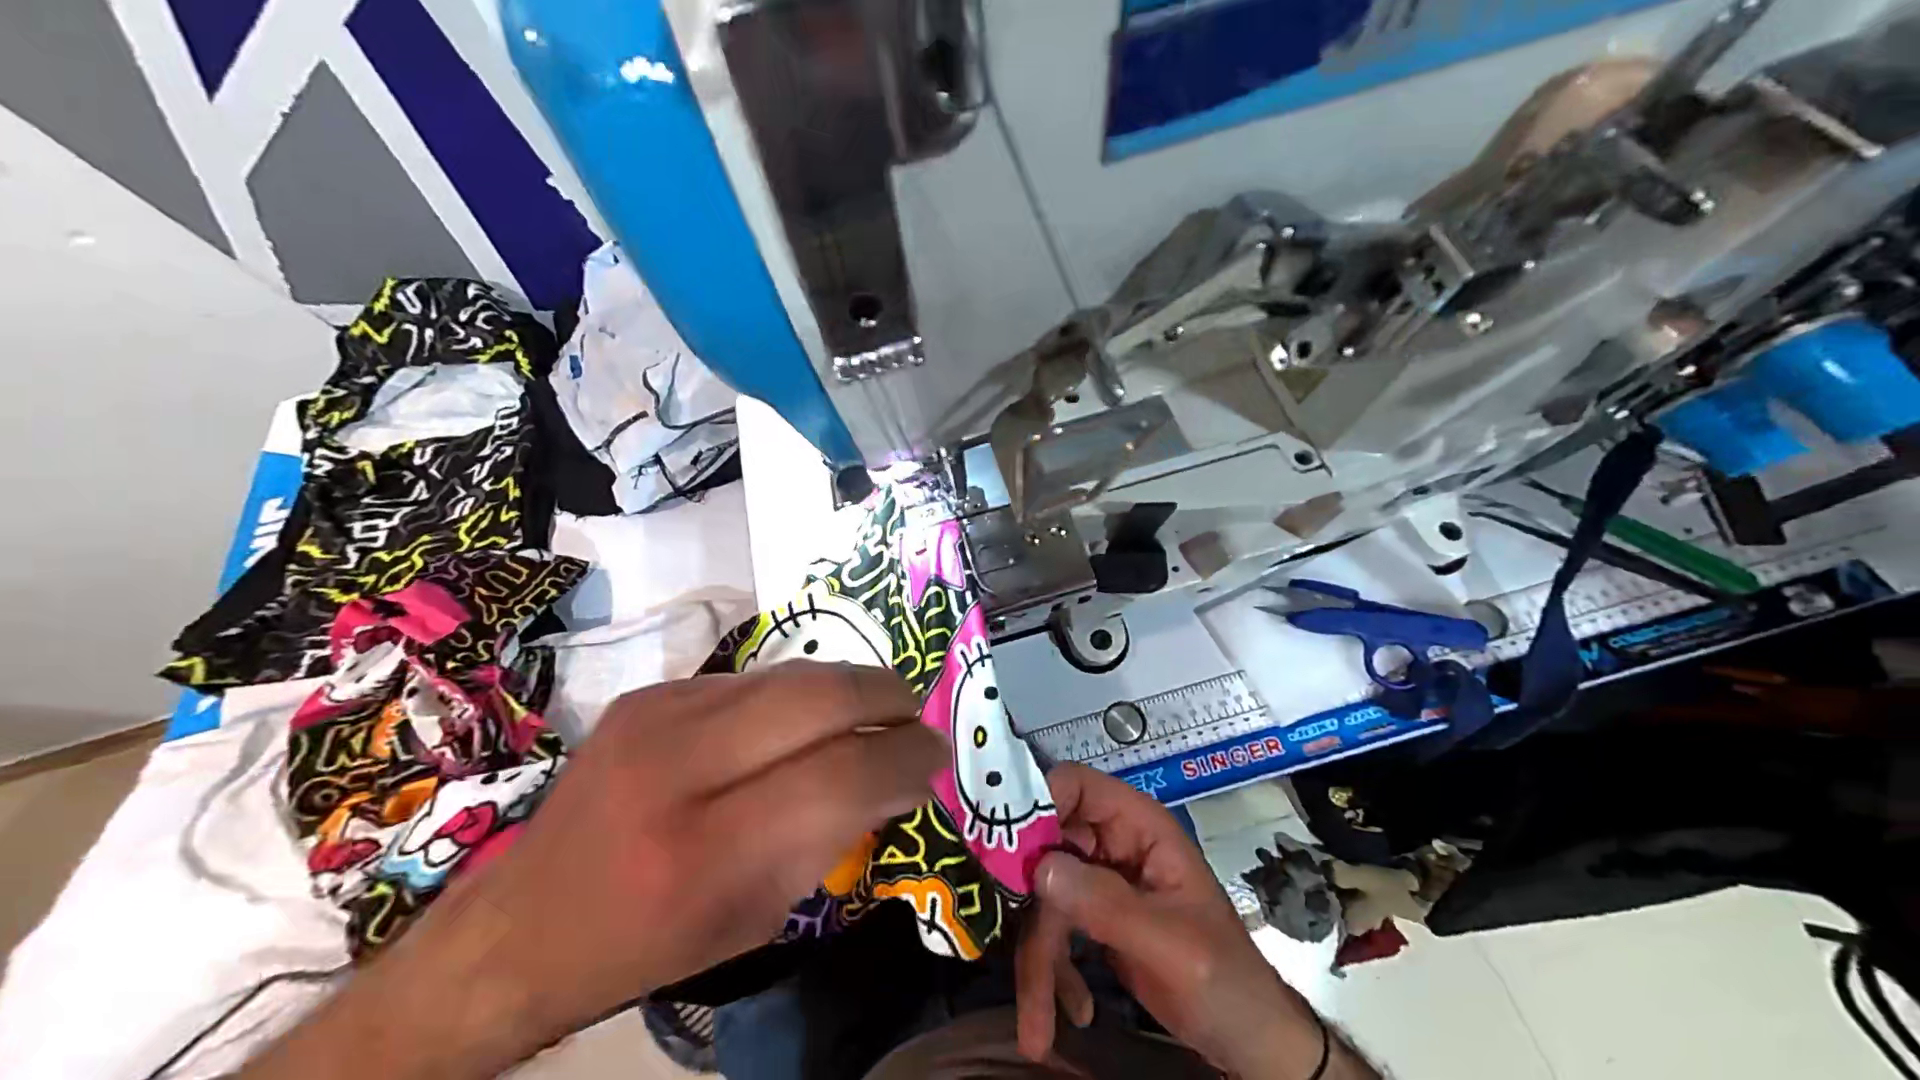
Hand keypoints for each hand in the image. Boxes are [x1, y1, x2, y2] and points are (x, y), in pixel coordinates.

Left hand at [245, 663, 943, 1078]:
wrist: (525, 920)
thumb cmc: (652, 942)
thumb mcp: (759, 917)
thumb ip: (834, 835)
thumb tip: (900, 770)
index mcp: (705, 852)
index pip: (840, 776)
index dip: (904, 758)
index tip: (937, 757)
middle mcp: (677, 765)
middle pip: (818, 697)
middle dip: (886, 696)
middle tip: (915, 716)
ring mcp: (658, 714)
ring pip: (792, 672)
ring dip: (849, 686)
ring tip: (877, 707)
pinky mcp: (652, 691)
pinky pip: (756, 677)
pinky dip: (800, 692)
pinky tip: (809, 717)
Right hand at [1016, 764, 1368, 1079]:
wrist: (1249, 1041)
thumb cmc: (1223, 981)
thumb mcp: (1169, 944)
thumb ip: (1105, 902)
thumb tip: (1037, 866)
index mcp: (1138, 826)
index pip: (1074, 786)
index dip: (1033, 802)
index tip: (994, 842)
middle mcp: (1111, 842)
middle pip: (1044, 846)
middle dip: (1022, 903)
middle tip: (994, 941)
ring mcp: (1098, 880)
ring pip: (1042, 898)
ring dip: (1037, 961)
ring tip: (1036, 1028)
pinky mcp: (1089, 916)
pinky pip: (1051, 930)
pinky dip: (1052, 973)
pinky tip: (1069, 1015)